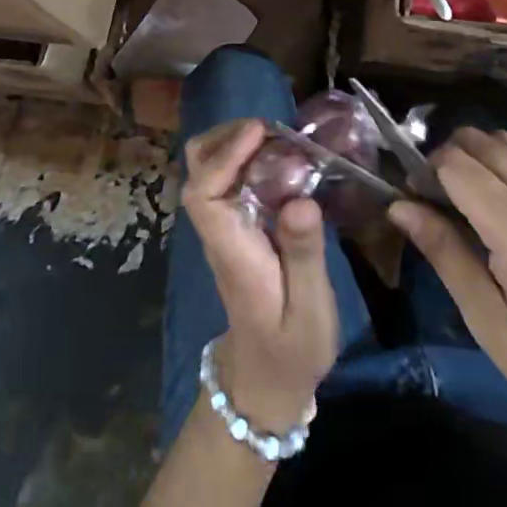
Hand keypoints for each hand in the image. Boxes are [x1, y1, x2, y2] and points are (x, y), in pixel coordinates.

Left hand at [182, 120, 339, 432]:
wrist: (264, 378)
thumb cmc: (291, 349)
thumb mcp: (310, 310)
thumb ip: (304, 256)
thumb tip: (301, 199)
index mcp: (230, 250)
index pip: (204, 193)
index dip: (226, 155)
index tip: (260, 130)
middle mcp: (219, 231)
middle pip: (195, 171)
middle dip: (224, 138)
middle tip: (272, 128)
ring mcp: (224, 228)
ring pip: (208, 170)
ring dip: (235, 143)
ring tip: (279, 137)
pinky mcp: (237, 228)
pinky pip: (230, 180)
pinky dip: (248, 158)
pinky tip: (281, 156)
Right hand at [389, 128, 506, 506]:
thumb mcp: (488, 322)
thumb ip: (444, 252)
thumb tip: (398, 206)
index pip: (454, 164)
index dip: (422, 174)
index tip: (408, 202)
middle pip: (481, 142)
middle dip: (446, 158)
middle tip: (428, 201)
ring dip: (475, 158)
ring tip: (458, 203)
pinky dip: (502, 165)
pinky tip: (494, 208)